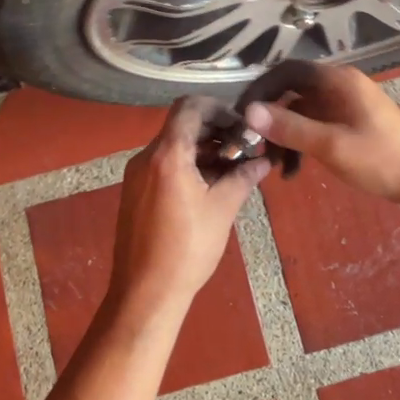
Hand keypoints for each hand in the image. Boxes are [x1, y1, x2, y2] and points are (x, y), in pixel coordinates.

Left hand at [110, 97, 270, 316]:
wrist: (146, 292)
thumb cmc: (188, 249)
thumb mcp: (222, 209)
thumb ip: (243, 178)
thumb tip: (264, 161)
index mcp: (167, 155)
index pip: (190, 107)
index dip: (218, 108)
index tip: (242, 125)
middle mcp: (146, 157)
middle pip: (182, 125)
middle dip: (216, 130)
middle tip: (245, 146)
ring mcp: (137, 175)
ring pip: (174, 146)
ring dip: (204, 149)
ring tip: (234, 167)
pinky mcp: (136, 192)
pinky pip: (164, 165)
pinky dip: (189, 165)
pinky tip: (212, 184)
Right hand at [242, 63, 399, 208]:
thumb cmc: (382, 160)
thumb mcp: (331, 146)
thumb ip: (290, 128)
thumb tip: (249, 112)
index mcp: (337, 81)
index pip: (286, 71)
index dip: (260, 90)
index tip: (242, 117)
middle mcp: (340, 85)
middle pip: (291, 93)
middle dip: (270, 120)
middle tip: (254, 147)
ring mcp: (346, 104)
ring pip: (301, 113)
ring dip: (285, 137)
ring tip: (276, 168)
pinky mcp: (350, 123)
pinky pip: (315, 126)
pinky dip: (301, 144)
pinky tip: (295, 172)